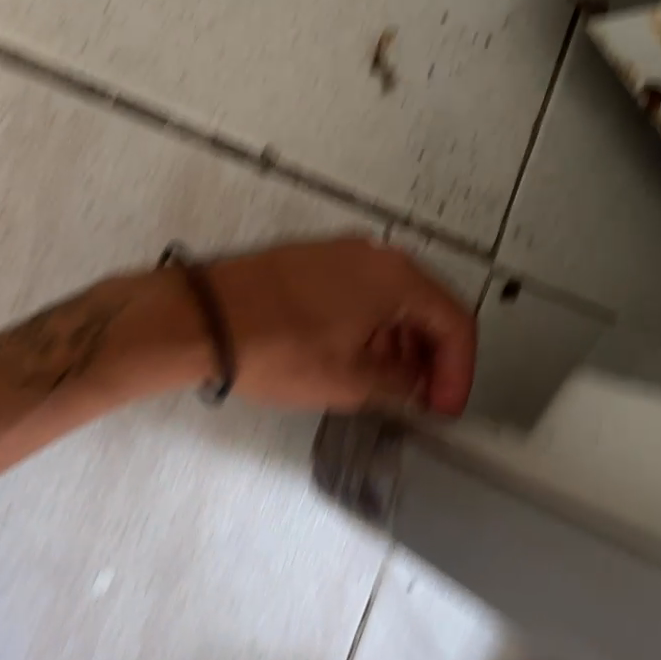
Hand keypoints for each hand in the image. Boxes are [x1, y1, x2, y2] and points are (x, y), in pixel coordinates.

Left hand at [203, 234, 475, 414]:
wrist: (201, 320)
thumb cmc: (273, 348)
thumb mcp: (349, 381)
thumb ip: (399, 384)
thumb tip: (415, 385)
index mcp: (395, 277)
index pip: (455, 323)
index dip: (458, 372)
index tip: (444, 406)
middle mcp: (370, 254)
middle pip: (423, 306)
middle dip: (428, 356)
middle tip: (420, 398)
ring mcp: (333, 253)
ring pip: (385, 300)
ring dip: (395, 343)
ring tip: (382, 385)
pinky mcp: (302, 261)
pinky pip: (351, 292)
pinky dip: (362, 326)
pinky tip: (347, 358)